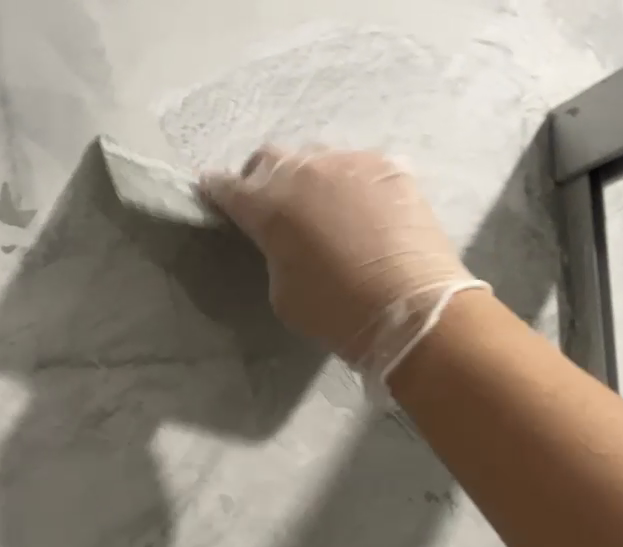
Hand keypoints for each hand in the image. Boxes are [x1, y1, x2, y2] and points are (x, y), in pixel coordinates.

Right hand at [202, 147, 488, 390]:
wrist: (409, 307)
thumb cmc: (335, 311)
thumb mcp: (282, 292)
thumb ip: (273, 253)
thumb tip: (283, 240)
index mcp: (268, 204)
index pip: (228, 187)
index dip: (217, 191)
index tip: (213, 193)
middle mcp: (304, 171)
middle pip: (271, 159)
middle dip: (263, 177)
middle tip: (270, 203)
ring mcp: (350, 162)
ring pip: (317, 158)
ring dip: (311, 178)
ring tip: (321, 206)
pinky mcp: (390, 167)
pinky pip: (360, 167)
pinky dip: (353, 185)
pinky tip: (363, 210)